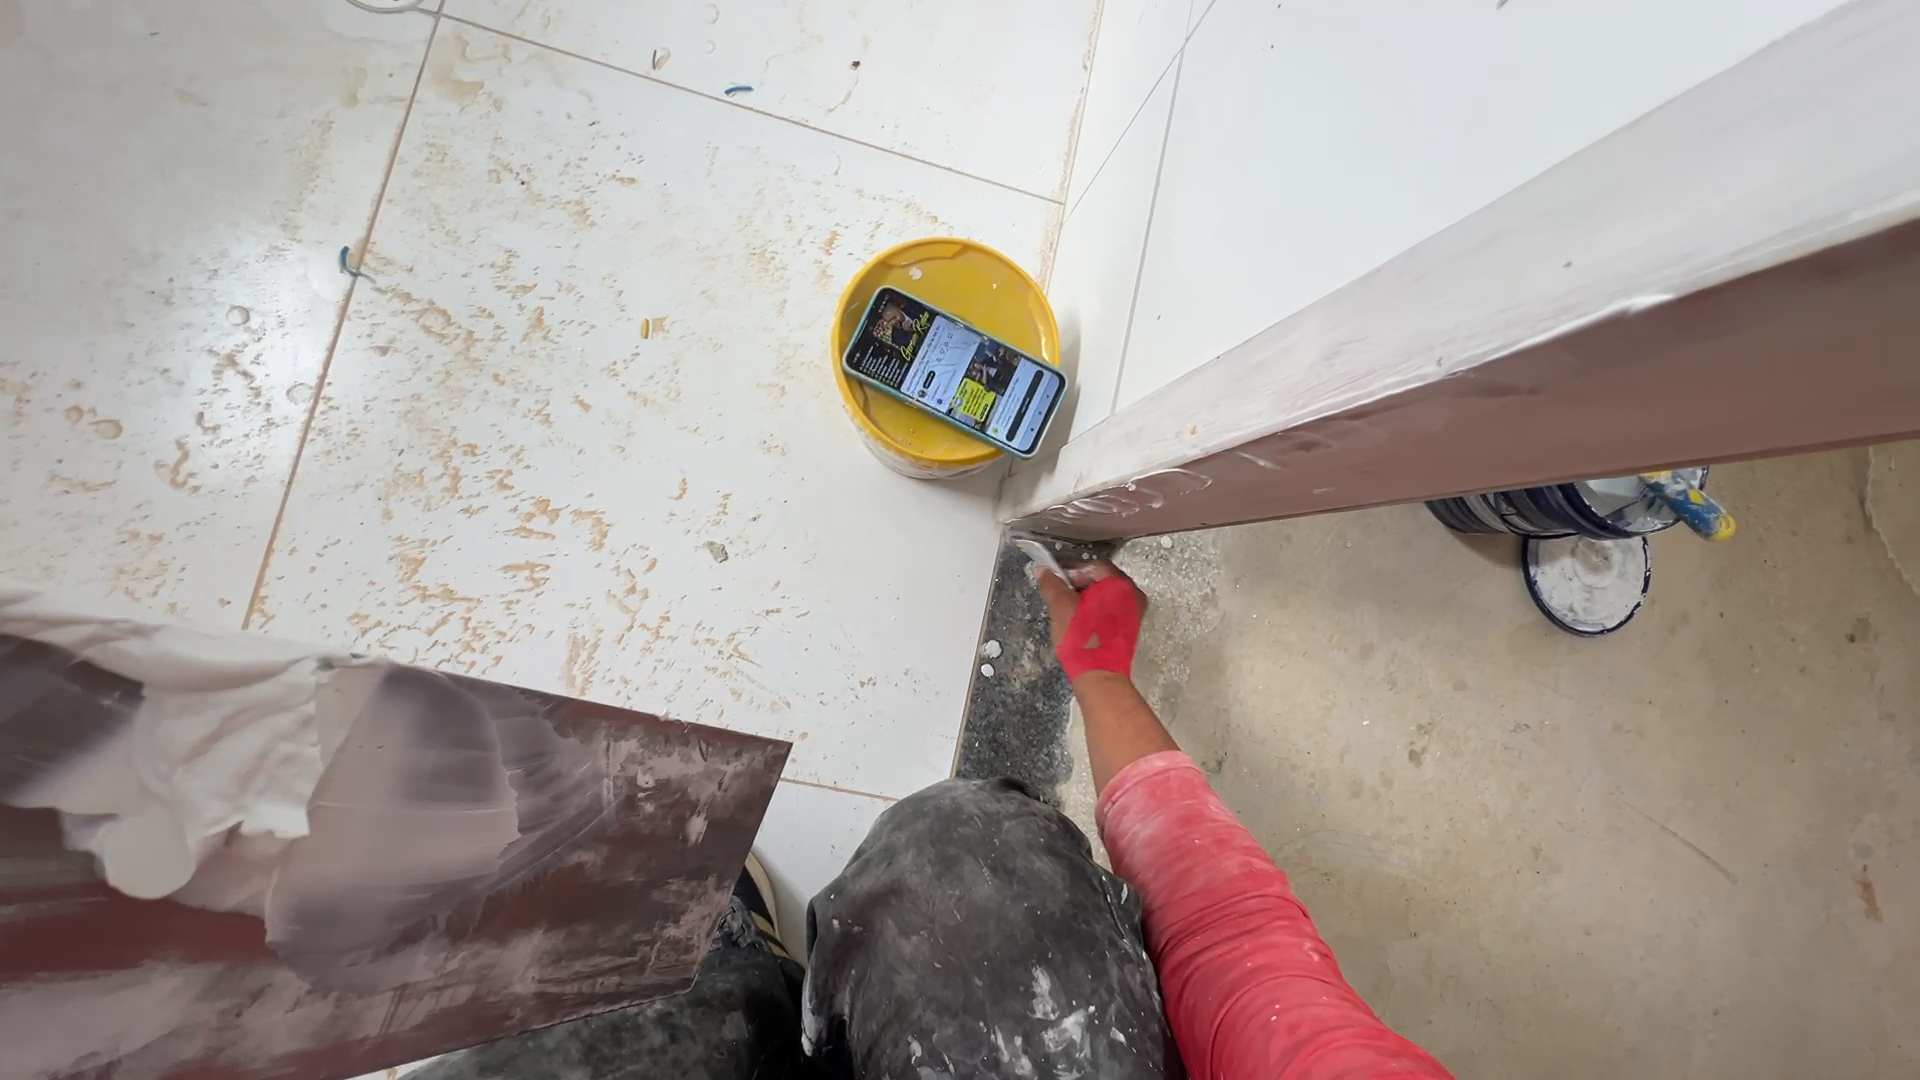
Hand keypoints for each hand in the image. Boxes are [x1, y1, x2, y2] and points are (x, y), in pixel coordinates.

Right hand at [1035, 559, 1147, 680]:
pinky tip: (1079, 621)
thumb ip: (1052, 584)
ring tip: (1067, 609)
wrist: (1099, 675)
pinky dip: (1095, 611)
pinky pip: (1111, 610)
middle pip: (1102, 579)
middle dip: (1079, 584)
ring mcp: (1134, 613)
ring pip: (1106, 596)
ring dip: (1086, 598)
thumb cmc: (1082, 638)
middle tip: (1060, 593)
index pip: (1094, 565)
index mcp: (1120, 584)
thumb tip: (1043, 569)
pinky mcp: (1130, 629)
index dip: (1072, 570)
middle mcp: (1133, 595)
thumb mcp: (1061, 607)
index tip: (1056, 579)